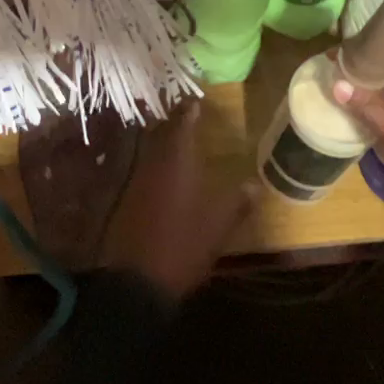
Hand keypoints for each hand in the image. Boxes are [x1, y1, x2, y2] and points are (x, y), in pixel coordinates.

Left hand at [102, 102, 257, 299]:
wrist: (136, 282)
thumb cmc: (182, 247)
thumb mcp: (217, 226)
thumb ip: (237, 202)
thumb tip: (256, 184)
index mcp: (176, 162)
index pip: (182, 124)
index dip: (190, 110)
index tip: (197, 100)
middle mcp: (153, 164)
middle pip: (162, 132)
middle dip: (175, 121)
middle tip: (190, 116)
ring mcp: (137, 182)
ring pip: (150, 150)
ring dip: (164, 141)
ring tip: (181, 140)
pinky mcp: (128, 200)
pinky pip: (144, 169)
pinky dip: (156, 163)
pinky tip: (167, 174)